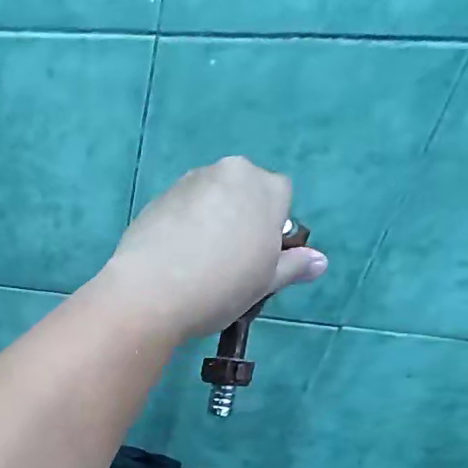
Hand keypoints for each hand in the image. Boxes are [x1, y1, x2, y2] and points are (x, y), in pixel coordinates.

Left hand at [96, 157, 328, 341]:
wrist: (148, 294)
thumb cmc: (219, 288)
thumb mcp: (264, 282)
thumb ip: (293, 265)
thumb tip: (319, 261)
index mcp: (265, 186)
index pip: (280, 199)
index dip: (270, 230)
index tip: (255, 260)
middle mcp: (227, 172)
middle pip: (242, 193)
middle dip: (238, 220)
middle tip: (225, 263)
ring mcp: (186, 183)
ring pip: (207, 200)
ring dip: (207, 222)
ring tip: (194, 264)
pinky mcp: (153, 201)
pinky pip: (177, 212)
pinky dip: (178, 229)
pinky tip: (169, 260)